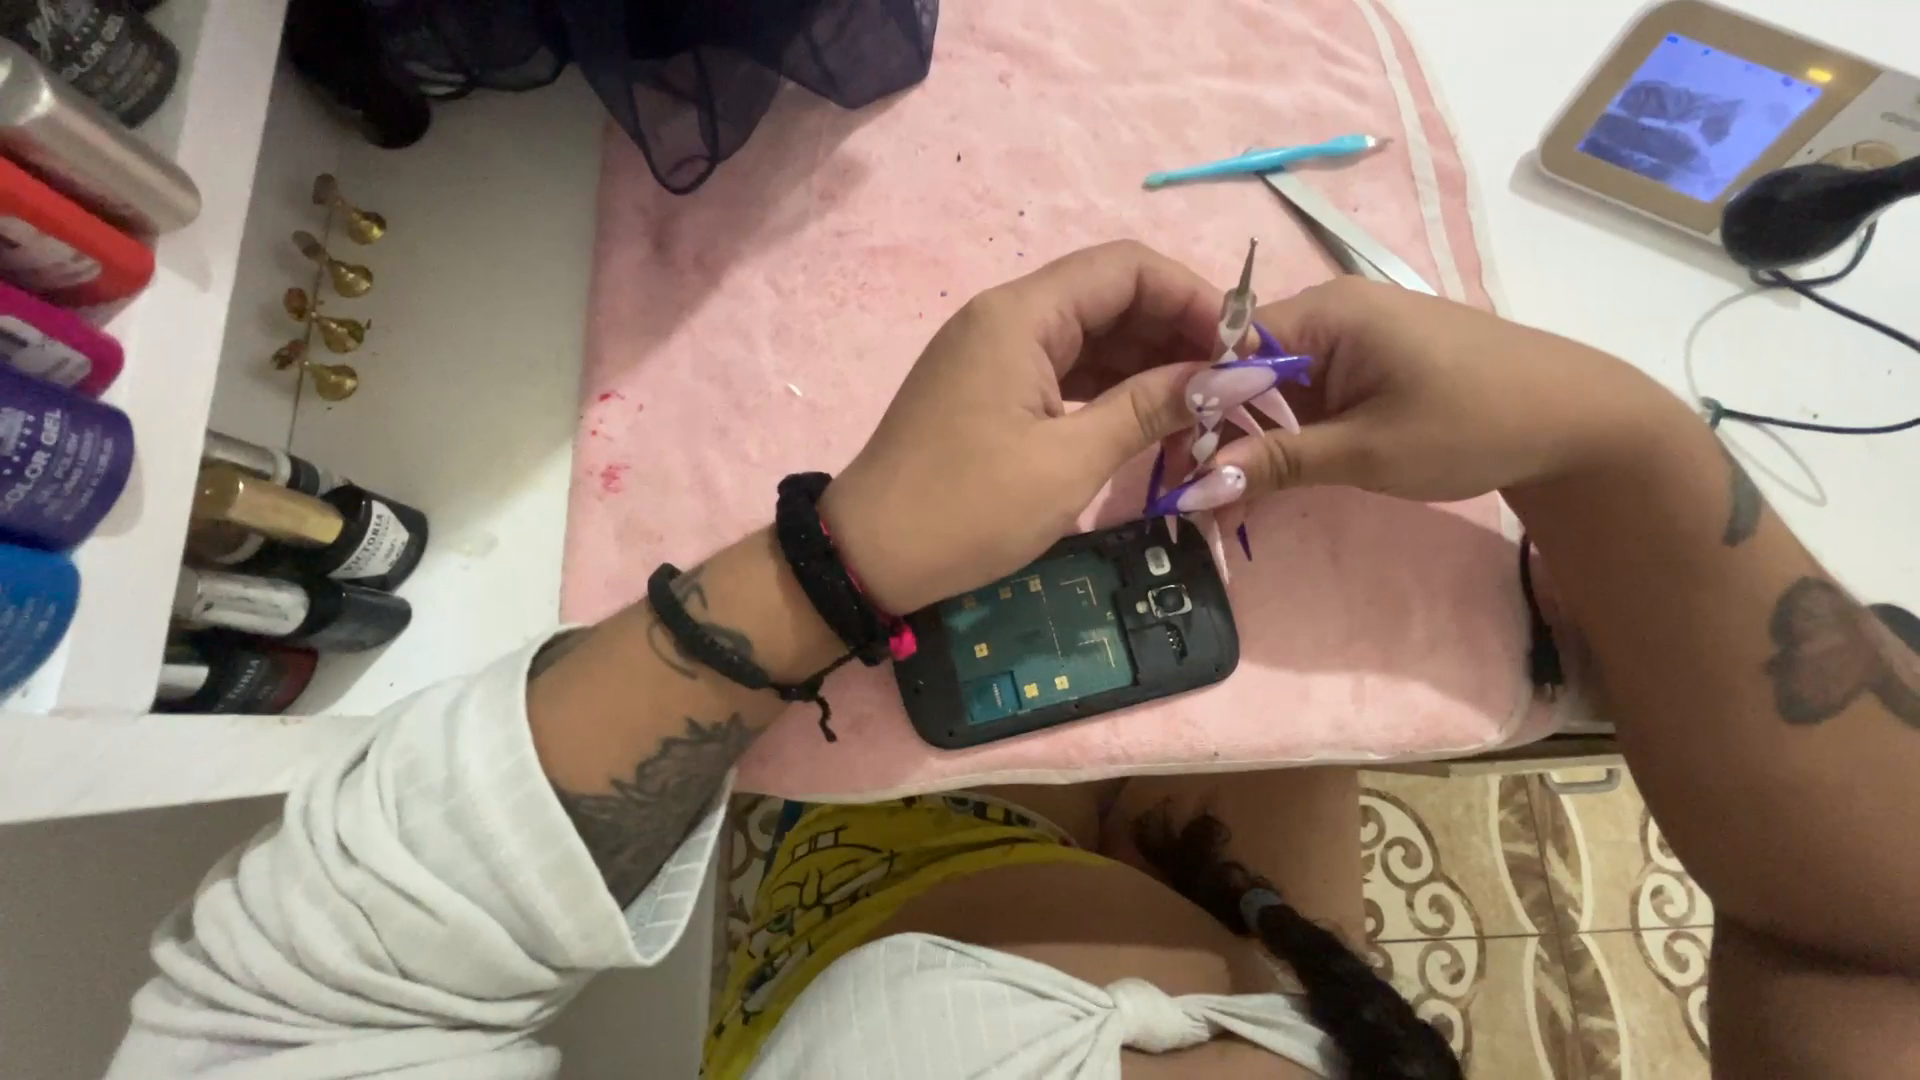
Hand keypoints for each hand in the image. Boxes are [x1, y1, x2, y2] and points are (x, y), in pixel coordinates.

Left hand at [820, 241, 1226, 614]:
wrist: (869, 557)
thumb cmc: (968, 510)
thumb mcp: (1068, 462)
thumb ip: (1149, 408)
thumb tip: (1227, 375)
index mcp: (1019, 314)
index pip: (1125, 268)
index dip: (1192, 297)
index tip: (1241, 348)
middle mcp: (1004, 318)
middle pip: (1107, 298)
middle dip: (1173, 334)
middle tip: (1228, 387)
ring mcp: (991, 355)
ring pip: (1086, 338)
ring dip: (1144, 366)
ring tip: (1200, 408)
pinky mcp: (986, 391)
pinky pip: (1060, 372)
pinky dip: (1105, 390)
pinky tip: (1146, 418)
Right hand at [1212, 277, 1689, 502]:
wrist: (1581, 423)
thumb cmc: (1475, 424)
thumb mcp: (1368, 451)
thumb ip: (1277, 462)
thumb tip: (1197, 484)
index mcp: (1327, 311)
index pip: (1227, 350)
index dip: (1196, 408)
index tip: (1177, 467)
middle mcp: (1330, 312)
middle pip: (1244, 371)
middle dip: (1218, 434)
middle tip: (1198, 496)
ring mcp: (1349, 338)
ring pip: (1269, 390)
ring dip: (1249, 442)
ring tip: (1227, 498)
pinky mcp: (1364, 365)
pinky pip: (1302, 397)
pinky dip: (1282, 437)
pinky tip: (1267, 476)